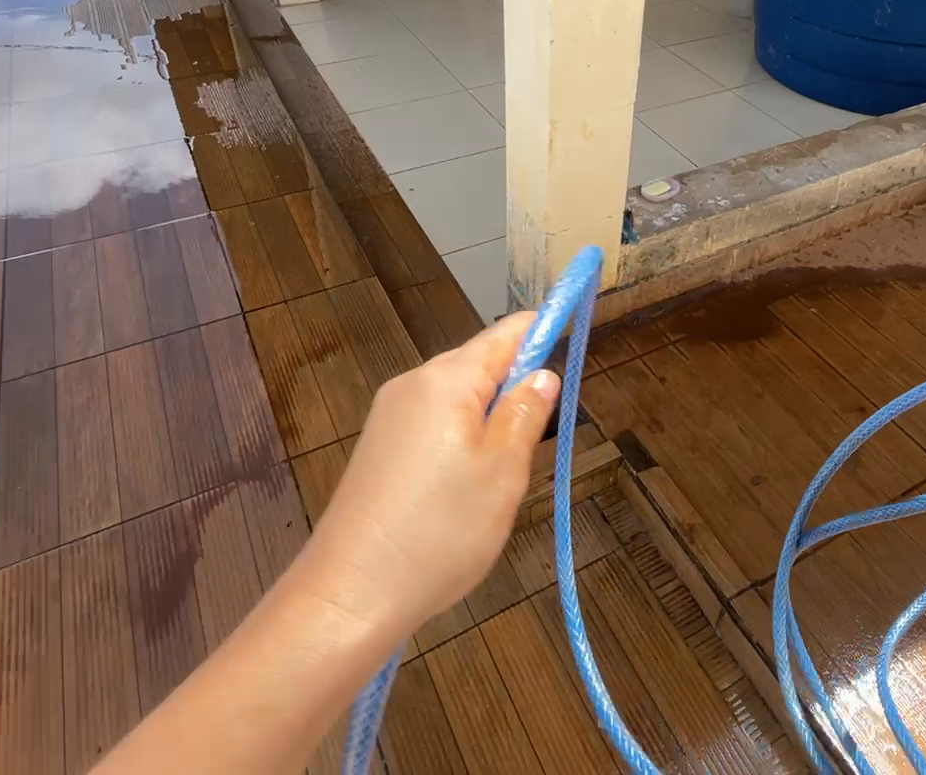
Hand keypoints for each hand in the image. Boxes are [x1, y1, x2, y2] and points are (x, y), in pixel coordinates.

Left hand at [295, 312, 558, 632]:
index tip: (574, 339)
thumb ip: (526, 413)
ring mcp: (390, 415)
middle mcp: (413, 384)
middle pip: (479, 363)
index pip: (506, 333)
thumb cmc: (440, 529)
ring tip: (498, 477)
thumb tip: (542, 373)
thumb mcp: (503, 470)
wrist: (351, 594)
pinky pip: (434, 422)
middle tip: (533, 444)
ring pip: (457, 397)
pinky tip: (462, 487)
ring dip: (490, 419)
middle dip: (515, 388)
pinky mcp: (379, 446)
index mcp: (446, 379)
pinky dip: (461, 437)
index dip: (543, 331)